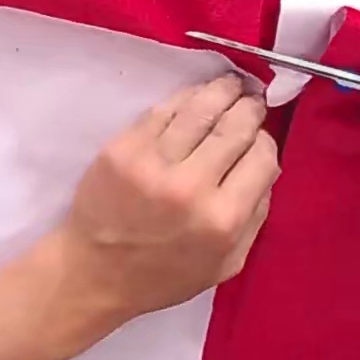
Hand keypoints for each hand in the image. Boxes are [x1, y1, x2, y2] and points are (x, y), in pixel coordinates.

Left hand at [47, 76, 279, 324]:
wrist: (93, 273)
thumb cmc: (163, 275)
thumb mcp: (226, 263)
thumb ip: (255, 216)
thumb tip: (265, 166)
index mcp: (223, 219)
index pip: (262, 157)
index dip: (265, 141)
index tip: (260, 136)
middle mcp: (191, 187)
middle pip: (235, 126)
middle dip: (250, 107)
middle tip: (252, 99)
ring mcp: (153, 163)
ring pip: (200, 108)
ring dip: (222, 90)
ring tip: (231, 84)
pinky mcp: (123, 148)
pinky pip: (163, 110)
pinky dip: (186, 98)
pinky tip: (196, 95)